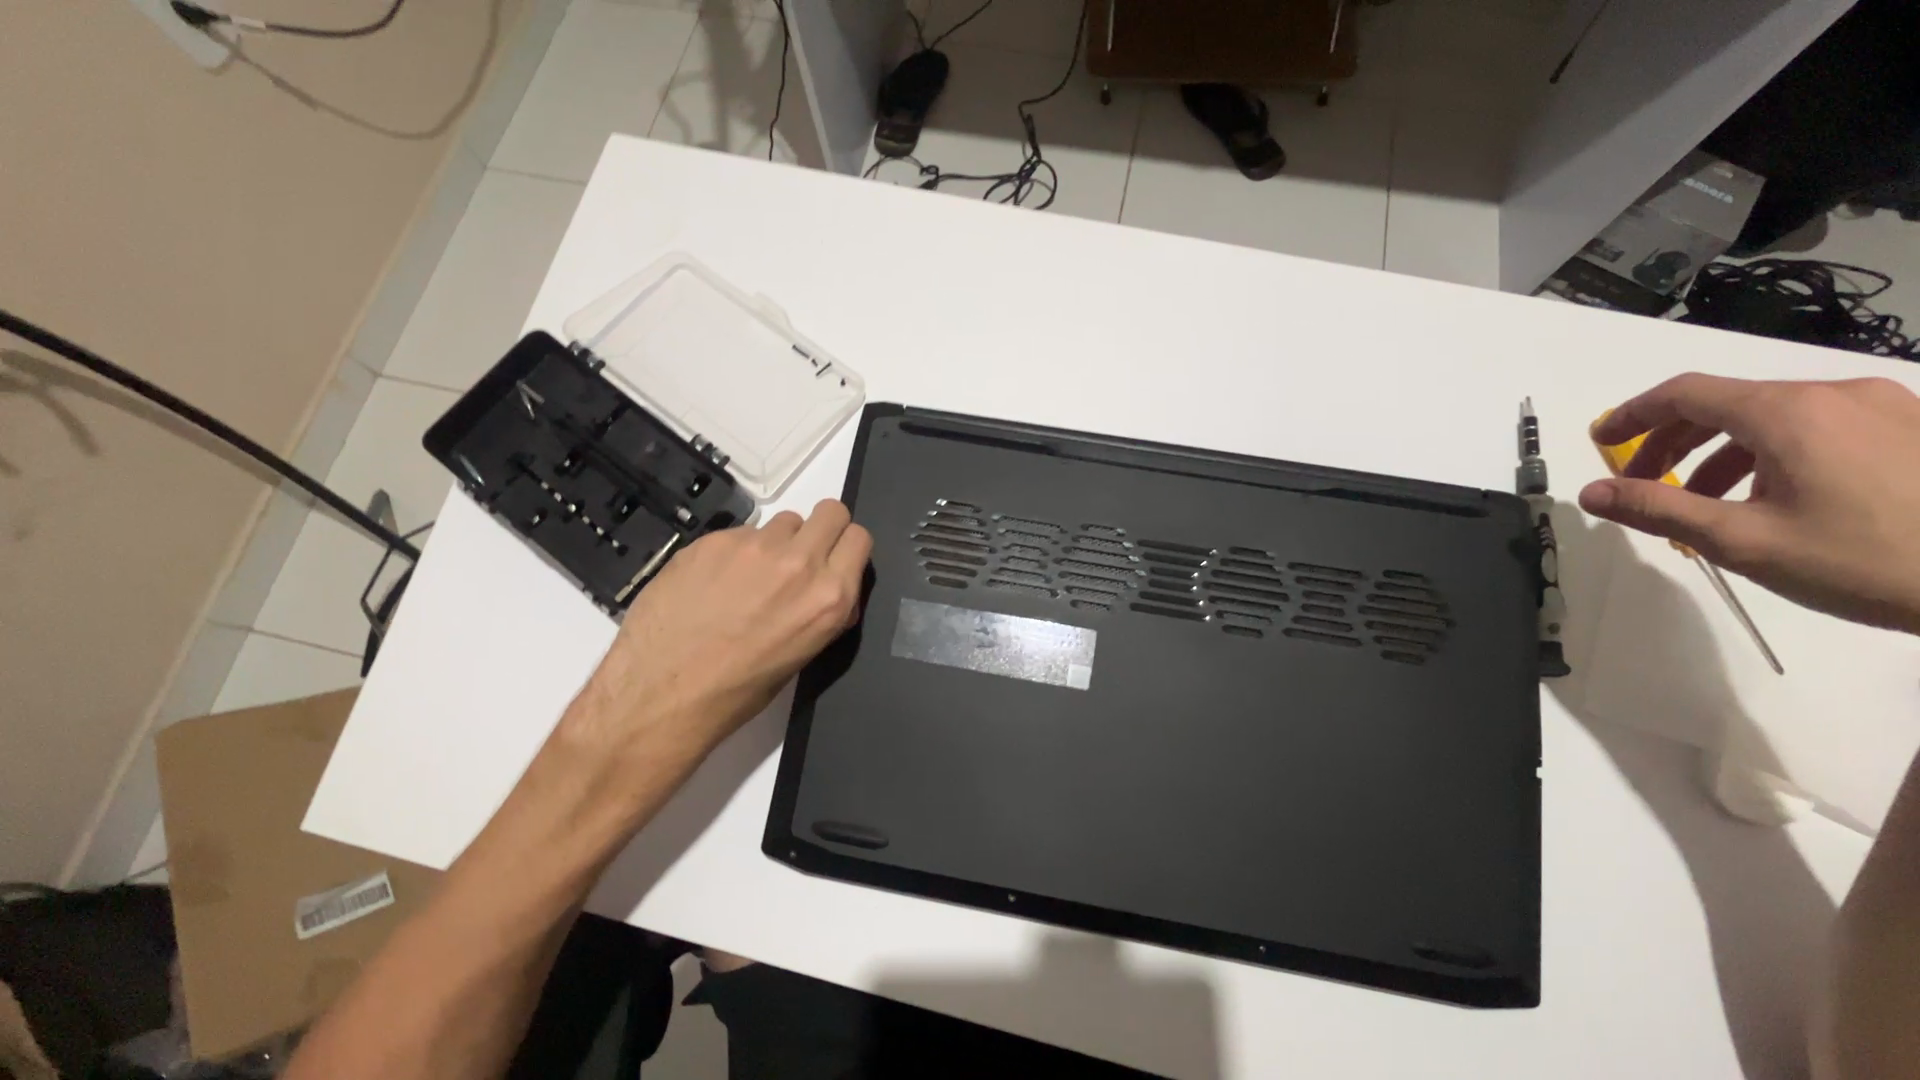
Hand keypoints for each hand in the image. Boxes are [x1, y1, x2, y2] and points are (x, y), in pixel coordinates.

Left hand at [564, 499, 871, 762]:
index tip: (832, 560)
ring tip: (747, 579)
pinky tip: (710, 585)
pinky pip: (738, 533)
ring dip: (775, 543)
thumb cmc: (737, 692)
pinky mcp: (712, 540)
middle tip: (798, 559)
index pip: (859, 538)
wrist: (663, 694)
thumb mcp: (802, 655)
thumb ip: (823, 611)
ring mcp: (753, 546)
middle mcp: (798, 563)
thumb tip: (827, 590)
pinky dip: (732, 553)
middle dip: (821, 530)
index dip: (846, 548)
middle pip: (830, 511)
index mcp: (829, 597)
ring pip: (782, 521)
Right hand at [1580, 374, 1919, 632]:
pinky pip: (1819, 426)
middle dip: (1672, 441)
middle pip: (1726, 402)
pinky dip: (1772, 452)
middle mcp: (1833, 394)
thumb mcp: (1743, 541)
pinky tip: (1777, 496)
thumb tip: (1589, 492)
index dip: (1632, 414)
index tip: (1602, 442)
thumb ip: (1658, 509)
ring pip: (1773, 415)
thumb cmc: (1864, 560)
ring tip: (1708, 501)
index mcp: (1786, 413)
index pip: (1684, 393)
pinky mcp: (1913, 427)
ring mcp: (1883, 406)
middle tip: (1643, 484)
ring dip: (1722, 451)